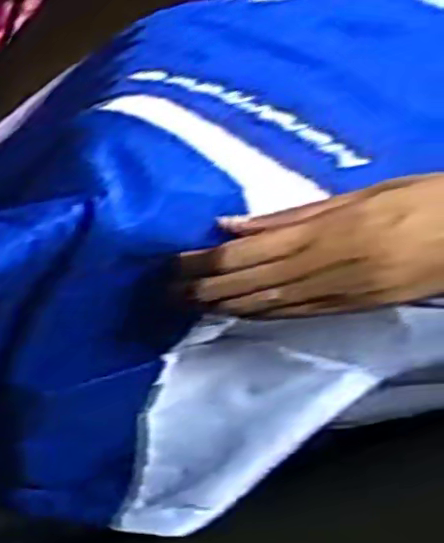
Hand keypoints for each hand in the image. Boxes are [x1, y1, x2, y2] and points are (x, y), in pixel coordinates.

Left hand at [175, 172, 443, 317]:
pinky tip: (225, 309)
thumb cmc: (439, 199)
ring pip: (250, 305)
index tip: (168, 262)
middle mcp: (317, 267)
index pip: (234, 256)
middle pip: (232, 286)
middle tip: (162, 288)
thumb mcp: (372, 193)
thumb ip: (294, 215)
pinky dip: (246, 312)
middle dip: (190, 289)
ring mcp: (329, 292)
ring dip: (211, 305)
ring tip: (182, 301)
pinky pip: (280, 314)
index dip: (193, 263)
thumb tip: (228, 226)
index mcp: (324, 233)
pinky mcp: (343, 308)